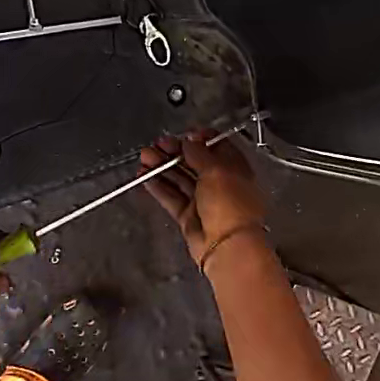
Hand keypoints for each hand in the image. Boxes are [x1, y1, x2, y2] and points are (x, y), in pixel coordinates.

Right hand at [139, 129, 266, 265]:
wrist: (227, 247)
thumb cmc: (230, 206)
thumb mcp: (216, 170)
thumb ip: (200, 153)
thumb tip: (190, 141)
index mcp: (234, 168)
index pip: (216, 146)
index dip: (200, 139)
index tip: (184, 133)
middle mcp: (220, 183)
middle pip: (194, 162)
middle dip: (175, 151)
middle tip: (158, 144)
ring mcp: (203, 200)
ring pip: (180, 178)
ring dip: (162, 166)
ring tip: (145, 157)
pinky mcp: (189, 216)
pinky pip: (171, 197)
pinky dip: (158, 186)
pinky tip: (146, 176)